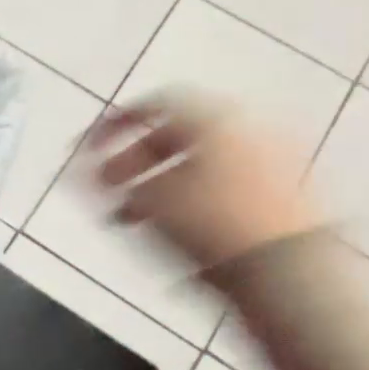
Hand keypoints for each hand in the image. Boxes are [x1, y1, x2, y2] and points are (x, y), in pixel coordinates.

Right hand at [88, 95, 322, 270]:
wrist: (286, 265)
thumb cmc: (211, 223)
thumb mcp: (149, 199)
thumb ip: (108, 179)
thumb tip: (82, 170)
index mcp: (218, 119)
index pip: (157, 104)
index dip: (116, 123)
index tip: (90, 147)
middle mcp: (248, 128)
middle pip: (177, 135)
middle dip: (134, 160)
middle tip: (107, 185)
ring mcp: (271, 158)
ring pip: (197, 161)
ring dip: (156, 182)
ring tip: (131, 214)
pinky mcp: (281, 188)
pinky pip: (220, 181)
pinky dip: (187, 194)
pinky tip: (167, 222)